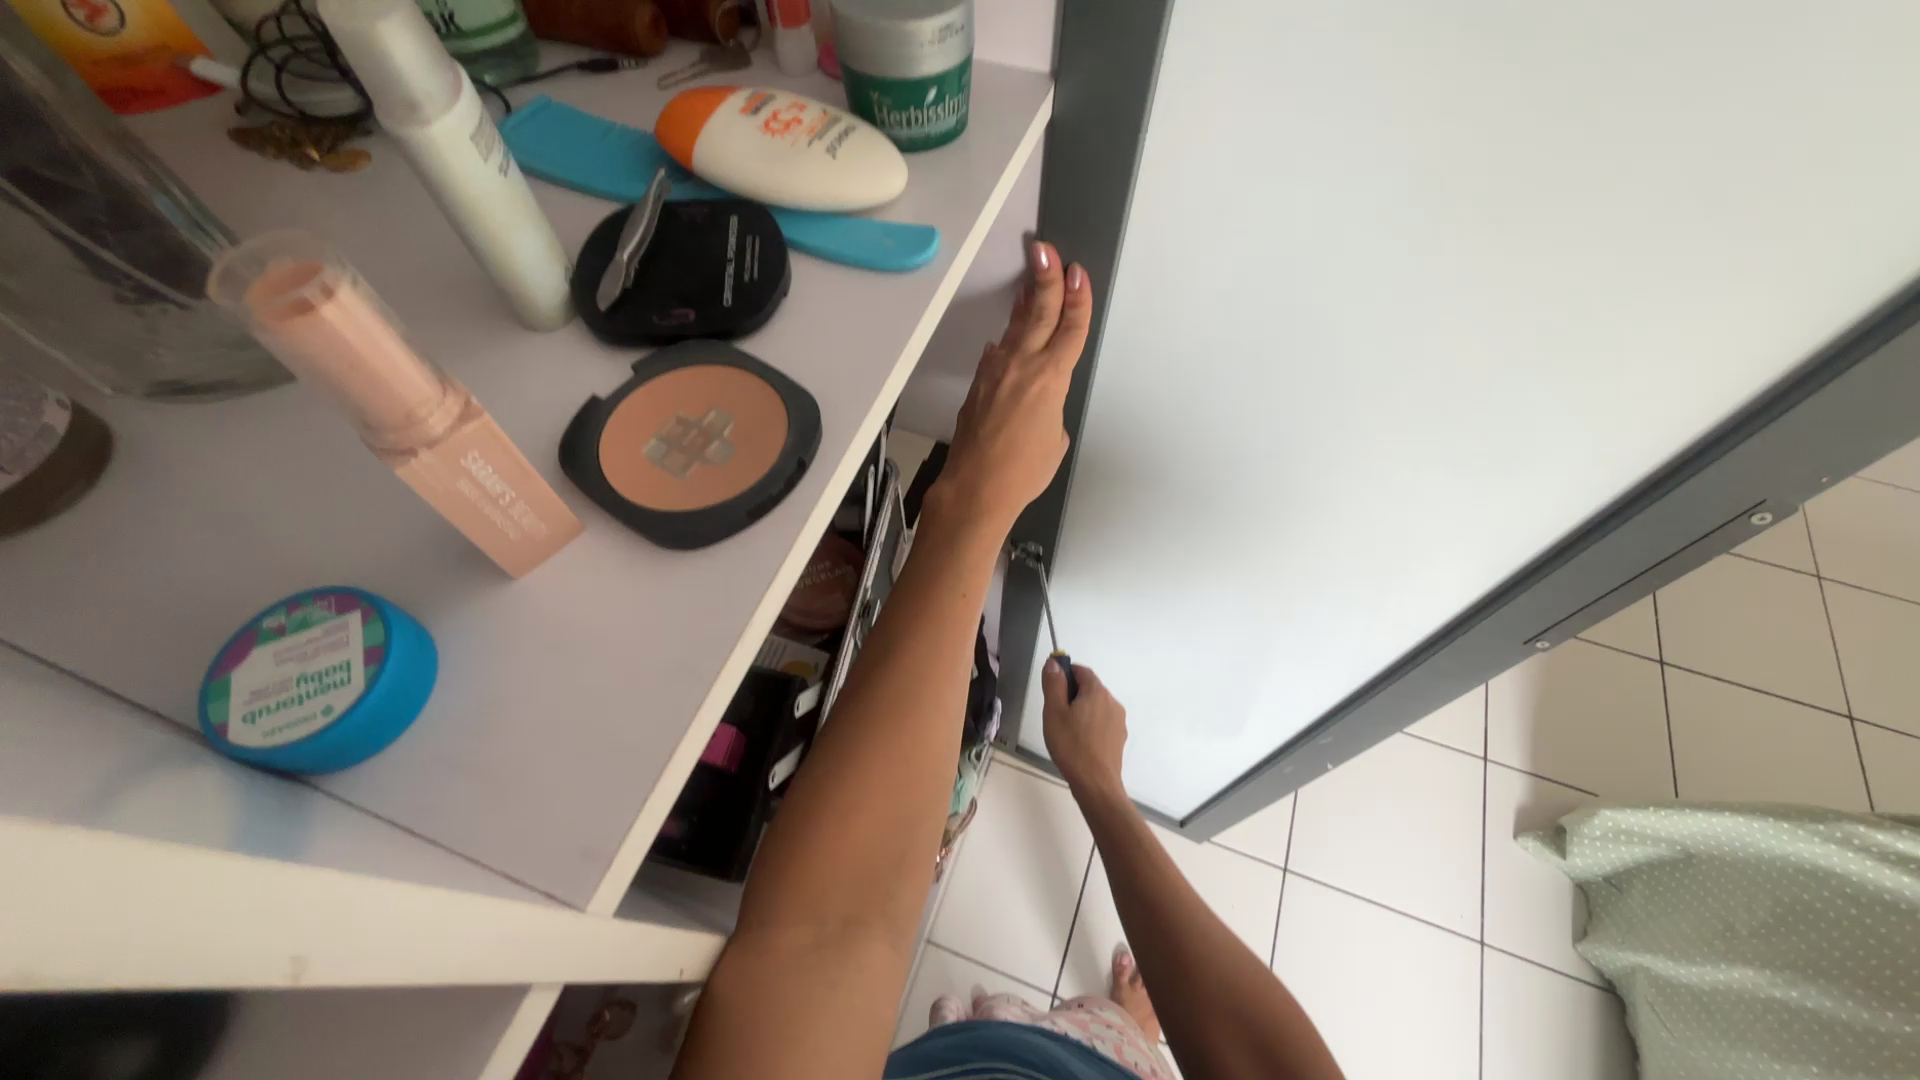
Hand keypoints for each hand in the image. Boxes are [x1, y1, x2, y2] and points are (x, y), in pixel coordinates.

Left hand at [934, 240, 1093, 531]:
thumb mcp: (1054, 440)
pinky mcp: (979, 384)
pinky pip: (997, 352)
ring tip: (1032, 278)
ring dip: (1025, 302)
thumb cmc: (1021, 472)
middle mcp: (1022, 366)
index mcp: (1051, 378)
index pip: (1070, 328)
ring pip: (1014, 327)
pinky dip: (1007, 337)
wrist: (976, 486)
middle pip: (1039, 312)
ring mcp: (996, 372)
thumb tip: (1040, 402)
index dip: (1077, 298)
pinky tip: (1008, 333)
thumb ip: (1051, 409)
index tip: (1078, 273)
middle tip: (1046, 250)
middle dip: (1046, 278)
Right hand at [1041, 660, 1126, 800]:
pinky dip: (1091, 725)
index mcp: (1097, 692)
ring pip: (1097, 706)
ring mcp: (1119, 721)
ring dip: (1082, 711)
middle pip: (1090, 688)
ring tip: (1066, 731)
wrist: (1095, 783)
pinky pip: (1102, 723)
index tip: (1052, 689)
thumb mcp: (1054, 712)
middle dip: (1072, 695)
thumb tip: (1055, 662)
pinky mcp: (1119, 738)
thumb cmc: (1071, 745)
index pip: (1082, 671)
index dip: (1065, 674)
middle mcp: (1112, 702)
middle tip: (1055, 714)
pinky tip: (1079, 743)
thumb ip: (1054, 684)